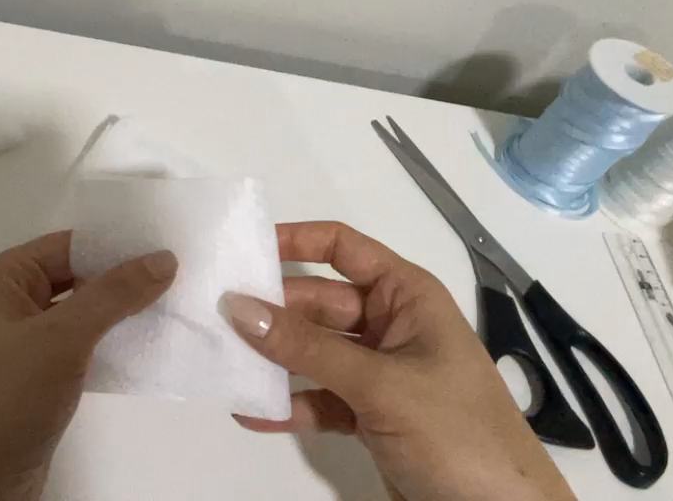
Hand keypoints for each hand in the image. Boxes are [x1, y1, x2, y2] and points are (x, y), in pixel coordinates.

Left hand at [0, 231, 177, 500]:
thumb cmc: (9, 395)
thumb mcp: (63, 337)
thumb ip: (114, 295)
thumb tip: (164, 258)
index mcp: (10, 275)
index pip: (73, 245)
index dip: (117, 243)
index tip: (168, 243)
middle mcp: (19, 299)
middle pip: (82, 276)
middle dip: (126, 277)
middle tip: (182, 274)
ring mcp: (32, 339)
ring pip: (88, 312)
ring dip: (125, 311)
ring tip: (176, 305)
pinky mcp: (46, 375)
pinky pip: (88, 344)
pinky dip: (116, 342)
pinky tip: (152, 345)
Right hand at [223, 221, 575, 500]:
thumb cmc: (457, 433)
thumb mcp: (380, 385)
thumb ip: (307, 348)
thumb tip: (236, 307)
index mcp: (406, 295)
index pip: (342, 248)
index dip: (295, 240)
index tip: (244, 247)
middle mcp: (390, 324)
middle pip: (317, 302)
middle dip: (271, 311)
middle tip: (214, 314)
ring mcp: (380, 373)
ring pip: (314, 351)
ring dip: (274, 359)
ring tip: (221, 360)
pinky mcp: (372, 417)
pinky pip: (320, 397)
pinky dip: (290, 404)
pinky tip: (251, 411)